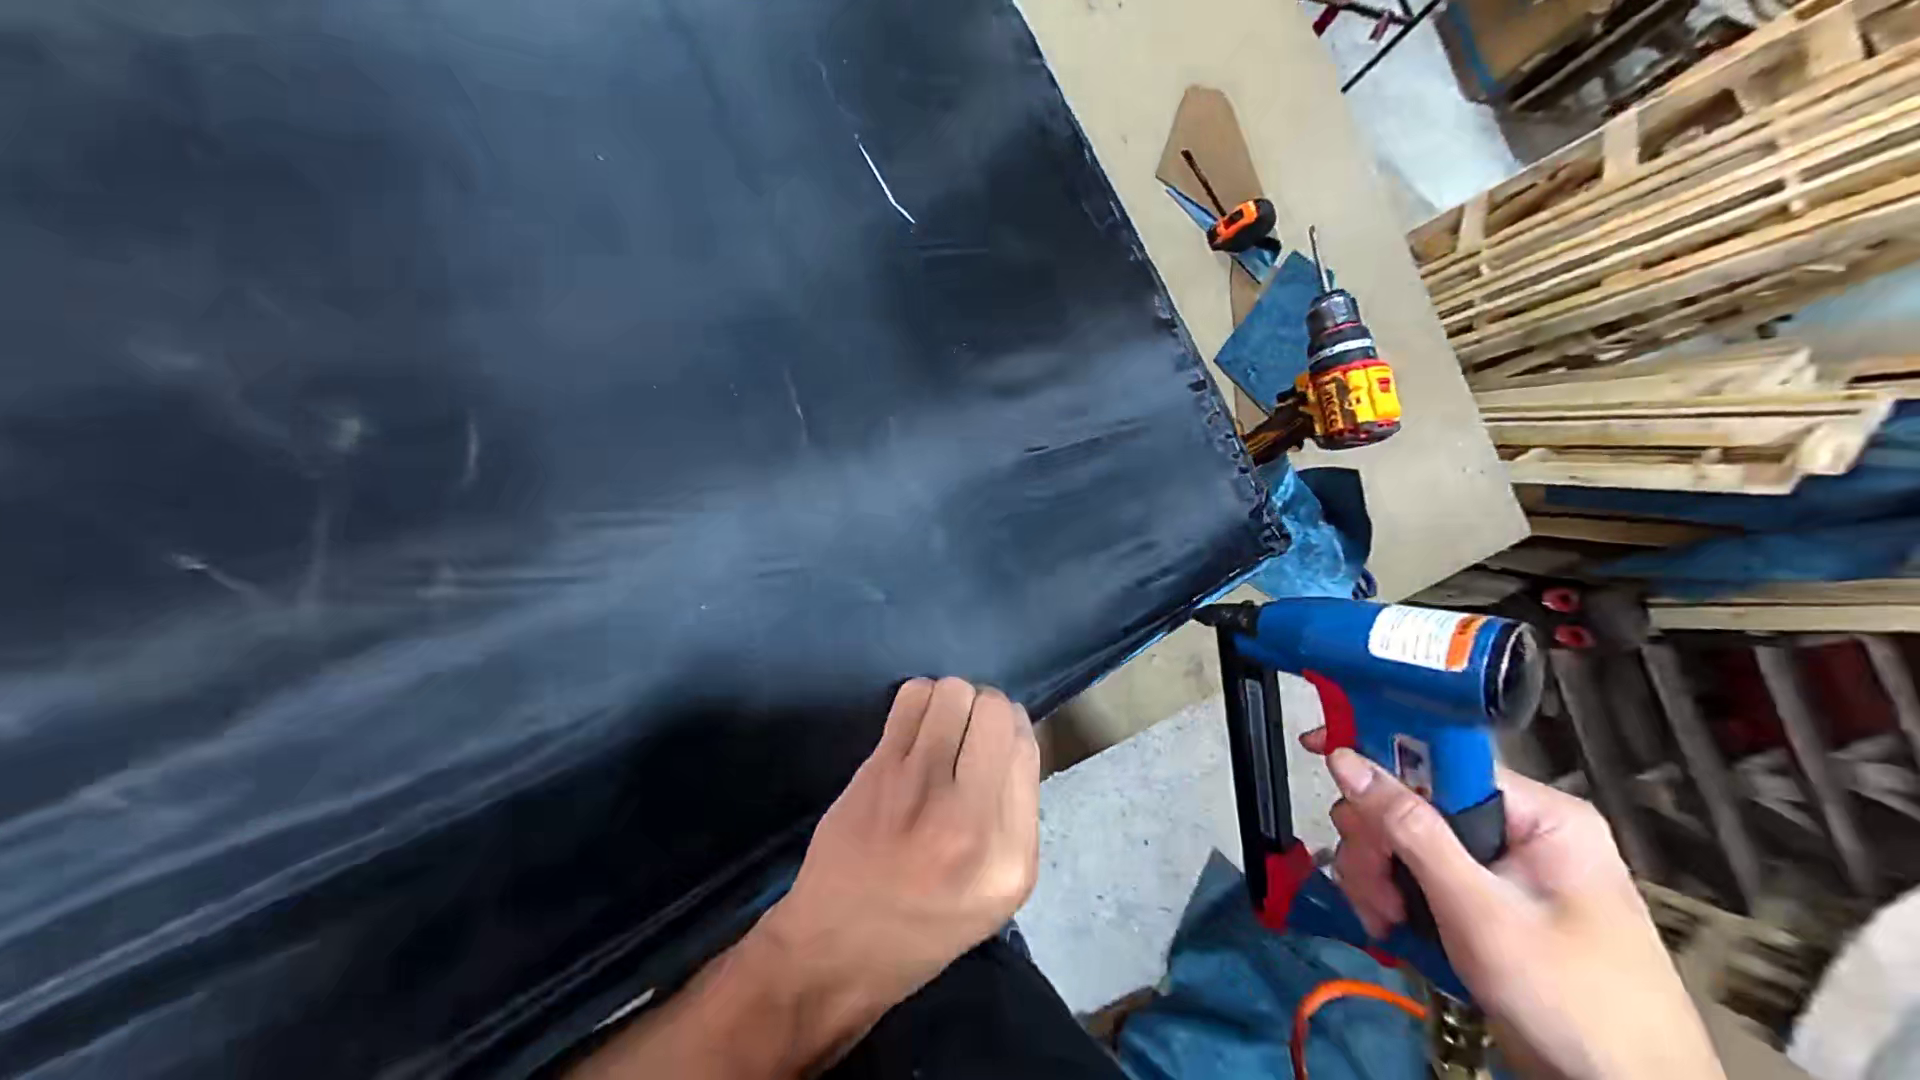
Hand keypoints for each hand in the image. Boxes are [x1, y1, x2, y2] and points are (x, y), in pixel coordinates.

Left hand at [756, 676, 1041, 1045]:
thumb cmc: (922, 924)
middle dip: (983, 708)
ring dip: (949, 699)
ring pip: (955, 692)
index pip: (1026, 748)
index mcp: (1012, 857)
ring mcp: (921, 791)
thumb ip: (1015, 816)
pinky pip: (913, 696)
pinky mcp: (879, 772)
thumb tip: (1012, 735)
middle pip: (996, 712)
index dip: (1009, 730)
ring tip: (936, 727)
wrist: (835, 952)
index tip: (988, 741)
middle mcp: (973, 820)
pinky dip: (918, 696)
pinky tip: (911, 725)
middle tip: (962, 733)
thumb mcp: (996, 892)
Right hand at [1304, 733, 1724, 1079]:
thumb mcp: (1478, 909)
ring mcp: (1494, 866)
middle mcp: (1514, 828)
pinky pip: (1413, 873)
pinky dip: (1390, 895)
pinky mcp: (1477, 898)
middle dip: (1376, 841)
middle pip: (1410, 800)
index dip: (1375, 750)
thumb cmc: (1568, 998)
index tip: (1316, 748)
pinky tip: (1389, 926)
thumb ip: (1409, 829)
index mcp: (1537, 814)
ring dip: (1377, 874)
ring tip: (1383, 918)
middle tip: (1371, 882)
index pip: (1439, 755)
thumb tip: (1344, 758)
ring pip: (1402, 838)